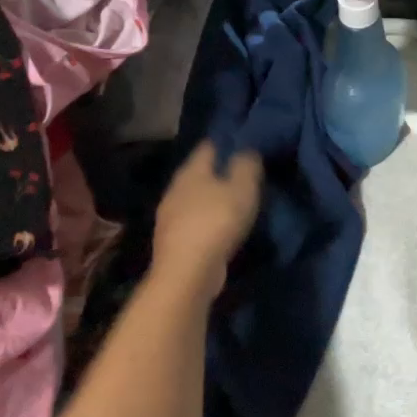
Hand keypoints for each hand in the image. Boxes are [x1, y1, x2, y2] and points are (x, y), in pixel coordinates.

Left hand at [150, 143, 262, 294]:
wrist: (186, 274)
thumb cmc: (217, 222)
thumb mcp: (242, 188)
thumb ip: (246, 164)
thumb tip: (246, 149)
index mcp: (191, 171)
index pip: (209, 145)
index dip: (228, 142)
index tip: (246, 143)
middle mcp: (175, 188)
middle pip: (199, 172)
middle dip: (219, 171)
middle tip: (243, 173)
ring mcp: (169, 216)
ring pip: (195, 197)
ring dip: (212, 197)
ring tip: (234, 200)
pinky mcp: (172, 240)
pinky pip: (193, 220)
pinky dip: (207, 218)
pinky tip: (221, 225)